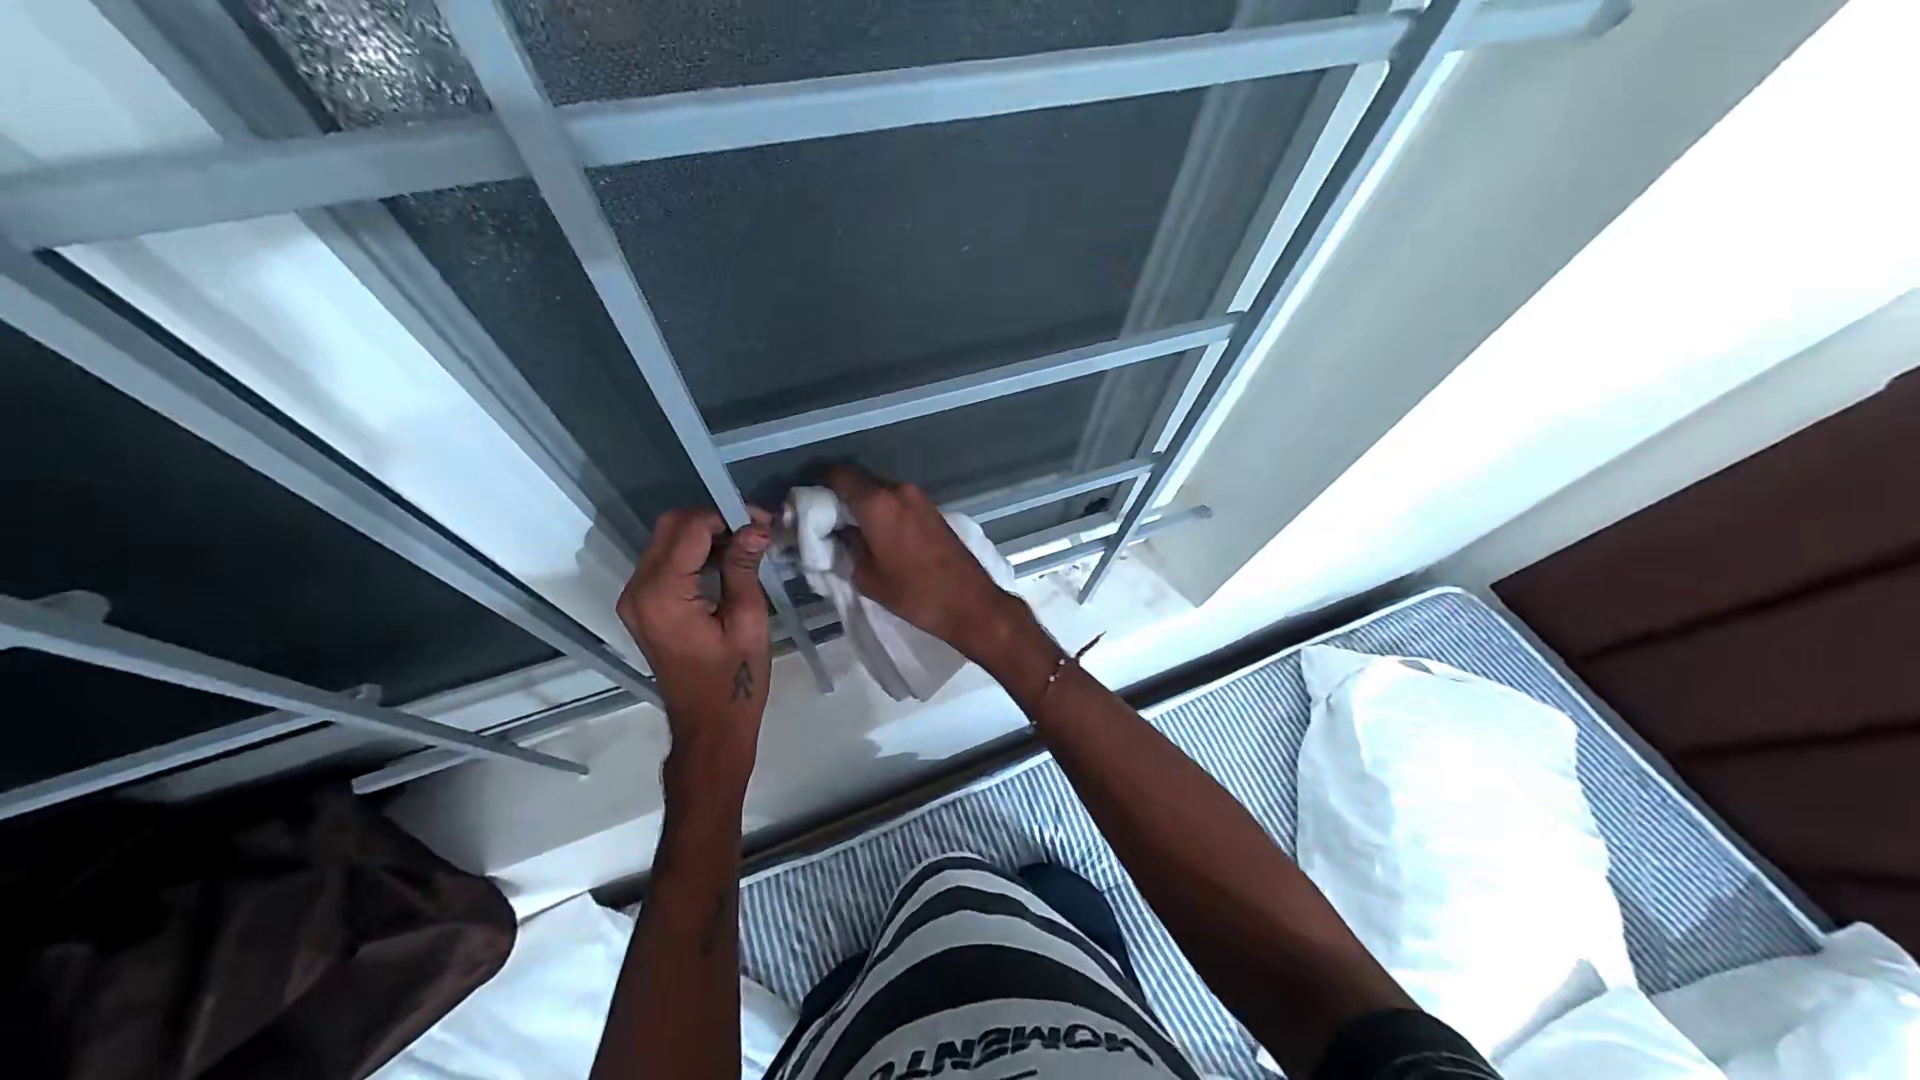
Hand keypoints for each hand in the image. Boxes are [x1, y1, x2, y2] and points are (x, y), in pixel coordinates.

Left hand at [616, 508, 771, 783]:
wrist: (709, 727)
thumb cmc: (734, 680)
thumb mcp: (748, 620)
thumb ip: (743, 567)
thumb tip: (755, 526)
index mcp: (663, 594)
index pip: (690, 528)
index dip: (727, 515)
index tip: (763, 520)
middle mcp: (638, 590)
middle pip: (671, 527)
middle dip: (714, 520)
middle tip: (756, 529)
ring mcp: (635, 599)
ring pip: (666, 540)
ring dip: (705, 534)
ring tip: (747, 543)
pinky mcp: (642, 607)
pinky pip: (664, 562)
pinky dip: (694, 553)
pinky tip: (725, 561)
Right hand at [823, 465, 1037, 663]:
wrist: (970, 602)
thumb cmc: (915, 593)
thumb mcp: (868, 576)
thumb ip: (847, 548)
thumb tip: (840, 533)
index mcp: (877, 503)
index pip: (838, 475)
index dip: (818, 485)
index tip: (808, 503)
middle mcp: (898, 490)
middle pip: (859, 481)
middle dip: (839, 496)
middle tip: (826, 521)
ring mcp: (918, 498)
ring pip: (879, 492)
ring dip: (863, 505)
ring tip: (850, 531)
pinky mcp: (931, 510)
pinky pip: (897, 502)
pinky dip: (882, 511)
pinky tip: (876, 535)